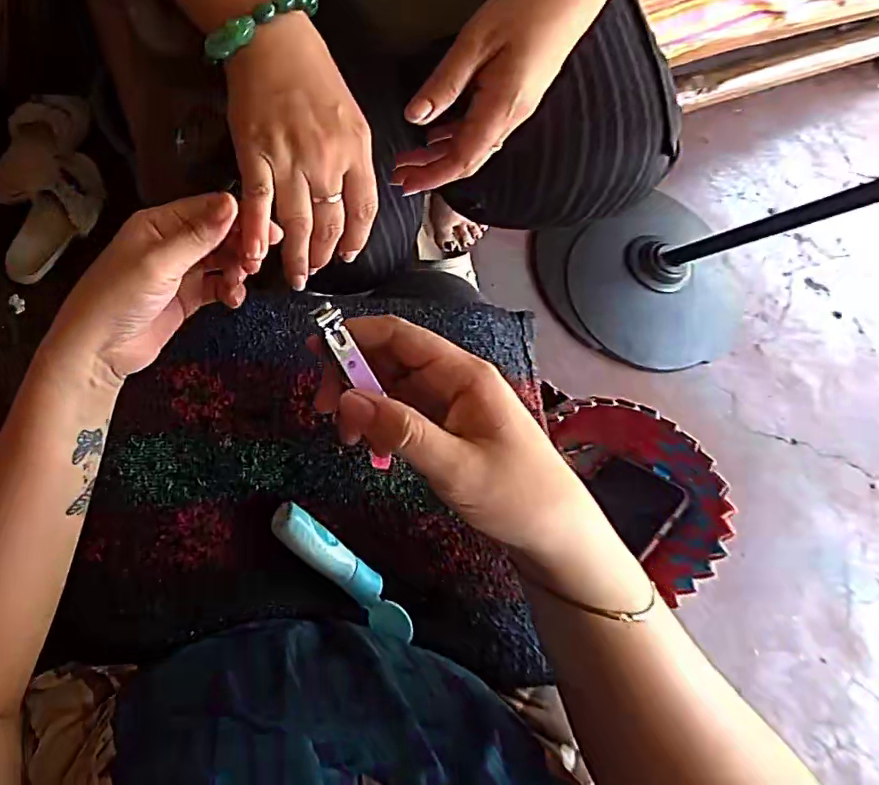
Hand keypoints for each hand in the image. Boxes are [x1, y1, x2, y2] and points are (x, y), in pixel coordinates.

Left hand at [44, 193, 274, 383]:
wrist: (97, 349)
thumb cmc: (114, 299)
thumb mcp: (158, 262)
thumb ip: (198, 235)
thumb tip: (231, 203)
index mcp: (158, 223)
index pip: (207, 208)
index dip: (238, 217)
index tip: (264, 230)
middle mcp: (169, 242)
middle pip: (218, 232)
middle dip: (242, 243)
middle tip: (256, 258)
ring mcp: (178, 271)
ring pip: (220, 258)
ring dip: (237, 266)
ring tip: (241, 277)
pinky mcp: (184, 297)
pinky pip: (216, 285)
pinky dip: (229, 288)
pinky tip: (232, 296)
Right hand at [226, 15, 376, 289]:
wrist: (272, 42)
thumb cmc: (309, 69)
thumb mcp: (348, 109)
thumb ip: (351, 150)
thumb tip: (345, 185)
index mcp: (356, 145)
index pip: (363, 207)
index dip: (354, 238)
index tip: (345, 254)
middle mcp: (328, 157)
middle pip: (329, 221)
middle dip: (322, 254)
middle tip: (313, 272)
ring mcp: (290, 158)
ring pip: (296, 221)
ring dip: (294, 255)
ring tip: (292, 275)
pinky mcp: (254, 155)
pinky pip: (257, 204)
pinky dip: (254, 233)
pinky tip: (254, 256)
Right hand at [312, 315, 601, 563]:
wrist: (562, 544)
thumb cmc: (522, 500)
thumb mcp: (458, 467)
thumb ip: (400, 430)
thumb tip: (348, 398)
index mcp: (463, 375)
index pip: (398, 335)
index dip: (353, 335)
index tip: (316, 351)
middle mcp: (451, 380)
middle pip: (384, 358)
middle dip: (348, 377)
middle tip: (325, 410)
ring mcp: (445, 403)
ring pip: (385, 385)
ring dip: (358, 404)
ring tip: (349, 437)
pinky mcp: (440, 426)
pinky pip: (394, 410)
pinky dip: (374, 423)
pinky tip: (371, 448)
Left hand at [388, 0, 611, 195]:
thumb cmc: (528, 6)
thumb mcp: (474, 43)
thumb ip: (444, 84)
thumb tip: (415, 116)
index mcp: (504, 105)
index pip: (463, 158)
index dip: (431, 177)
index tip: (404, 184)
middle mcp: (514, 112)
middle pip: (468, 157)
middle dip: (431, 171)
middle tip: (399, 175)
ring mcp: (519, 103)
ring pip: (475, 143)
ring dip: (440, 154)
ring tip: (409, 157)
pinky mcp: (517, 92)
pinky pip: (484, 126)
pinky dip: (456, 136)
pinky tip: (436, 131)